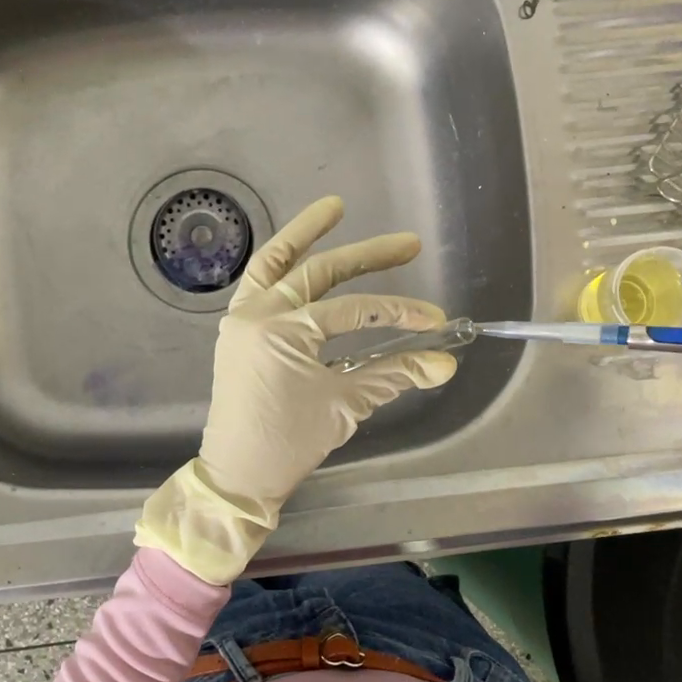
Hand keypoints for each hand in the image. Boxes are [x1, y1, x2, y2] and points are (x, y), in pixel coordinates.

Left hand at [134, 196, 458, 584]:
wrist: (237, 473)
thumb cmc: (289, 442)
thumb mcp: (344, 405)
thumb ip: (393, 374)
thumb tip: (446, 363)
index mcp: (283, 331)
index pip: (352, 311)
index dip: (398, 313)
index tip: (434, 321)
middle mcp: (258, 314)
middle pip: (318, 273)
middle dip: (366, 257)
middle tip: (408, 244)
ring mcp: (241, 320)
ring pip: (274, 264)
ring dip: (304, 235)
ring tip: (334, 208)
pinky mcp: (236, 331)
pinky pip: (256, 285)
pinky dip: (278, 265)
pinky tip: (298, 255)